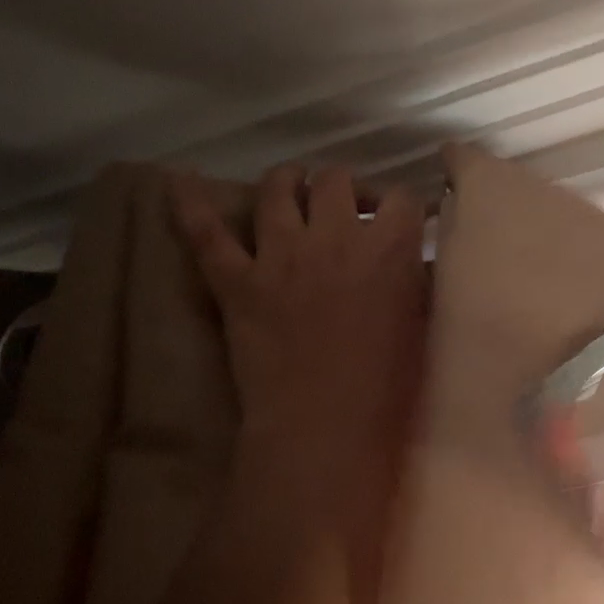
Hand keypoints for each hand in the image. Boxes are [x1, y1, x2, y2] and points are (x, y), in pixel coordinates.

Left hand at [171, 166, 428, 473]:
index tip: (402, 221)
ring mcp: (281, 255)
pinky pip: (207, 235)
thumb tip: (414, 258)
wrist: (324, 424)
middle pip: (337, 179)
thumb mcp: (423, 317)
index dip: (401, 206)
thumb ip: (417, 276)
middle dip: (346, 187)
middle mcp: (335, 235)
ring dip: (290, 181)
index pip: (401, 197)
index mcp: (390, 244)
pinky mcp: (237, 281)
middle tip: (349, 210)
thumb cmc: (390, 378)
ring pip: (279, 190)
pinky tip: (181, 182)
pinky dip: (191, 206)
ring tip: (294, 188)